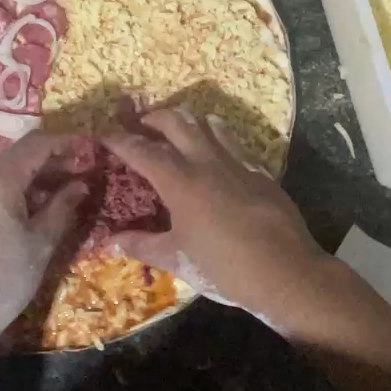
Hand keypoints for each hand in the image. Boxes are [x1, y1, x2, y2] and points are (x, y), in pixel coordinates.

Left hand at [0, 131, 88, 342]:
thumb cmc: (1, 282)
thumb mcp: (40, 245)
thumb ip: (62, 207)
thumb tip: (80, 183)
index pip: (36, 144)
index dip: (65, 143)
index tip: (88, 150)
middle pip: (15, 156)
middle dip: (49, 162)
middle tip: (77, 176)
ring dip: (28, 178)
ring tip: (55, 197)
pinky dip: (7, 191)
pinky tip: (23, 212)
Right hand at [102, 109, 351, 333]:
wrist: (286, 272)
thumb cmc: (224, 268)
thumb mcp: (177, 260)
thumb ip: (141, 245)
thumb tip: (108, 242)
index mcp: (181, 182)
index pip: (143, 151)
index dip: (120, 141)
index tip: (105, 135)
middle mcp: (207, 162)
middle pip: (176, 121)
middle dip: (153, 118)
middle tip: (140, 125)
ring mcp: (237, 163)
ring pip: (208, 123)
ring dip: (187, 120)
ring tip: (175, 129)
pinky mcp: (260, 171)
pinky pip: (233, 141)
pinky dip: (217, 135)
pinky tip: (214, 149)